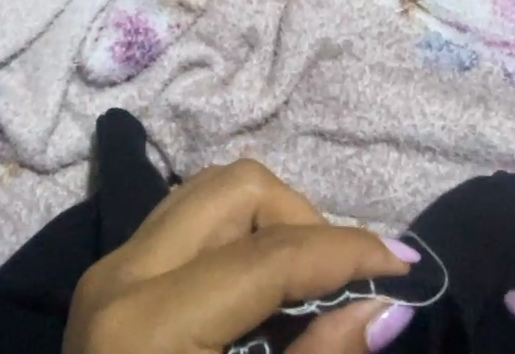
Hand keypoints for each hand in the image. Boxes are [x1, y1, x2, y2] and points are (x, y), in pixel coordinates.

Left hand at [65, 159, 421, 353]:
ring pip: (210, 189)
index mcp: (149, 325)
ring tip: (304, 279)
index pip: (269, 255)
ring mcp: (111, 269)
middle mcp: (123, 274)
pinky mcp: (111, 276)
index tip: (404, 265)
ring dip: (270, 218)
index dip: (346, 252)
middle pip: (237, 188)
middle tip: (340, 281)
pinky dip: (236, 231)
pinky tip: (258, 284)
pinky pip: (188, 217)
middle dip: (303, 220)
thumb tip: (384, 308)